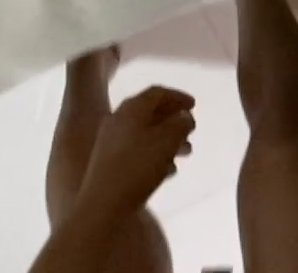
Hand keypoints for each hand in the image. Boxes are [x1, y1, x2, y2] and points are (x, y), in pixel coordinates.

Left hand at [77, 86, 195, 216]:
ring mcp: (110, 140)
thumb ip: (180, 125)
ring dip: (167, 139)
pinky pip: (136, 151)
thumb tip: (184, 116)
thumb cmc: (138, 167)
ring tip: (186, 153)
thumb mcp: (167, 143)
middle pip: (150, 112)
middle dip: (173, 120)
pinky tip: (168, 171)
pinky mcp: (108, 162)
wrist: (102, 204)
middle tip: (192, 129)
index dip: (178, 97)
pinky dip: (154, 154)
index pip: (158, 93)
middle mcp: (118, 118)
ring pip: (144, 133)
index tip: (195, 105)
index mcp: (132, 108)